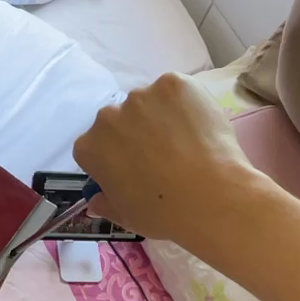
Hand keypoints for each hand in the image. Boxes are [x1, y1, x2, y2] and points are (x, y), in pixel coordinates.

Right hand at [72, 72, 265, 244]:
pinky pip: (175, 91)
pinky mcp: (173, 83)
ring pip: (148, 104)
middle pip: (119, 121)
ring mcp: (141, 96)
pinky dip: (185, 104)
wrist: (210, 196)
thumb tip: (96, 200)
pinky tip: (197, 127)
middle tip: (160, 156)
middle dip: (135, 134)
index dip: (115, 157)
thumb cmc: (162, 213)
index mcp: (89, 147)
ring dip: (159, 117)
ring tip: (184, 142)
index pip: (95, 146)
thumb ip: (105, 204)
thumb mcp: (125, 217)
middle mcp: (108, 116)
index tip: (132, 169)